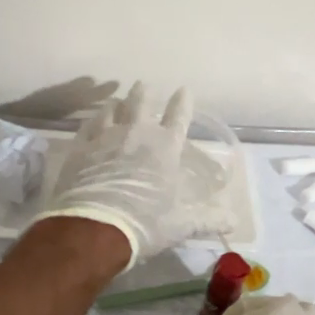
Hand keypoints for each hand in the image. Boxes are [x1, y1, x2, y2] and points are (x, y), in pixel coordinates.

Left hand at [33, 82, 226, 268]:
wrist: (95, 229)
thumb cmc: (145, 223)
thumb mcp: (183, 225)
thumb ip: (209, 218)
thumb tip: (234, 221)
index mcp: (165, 147)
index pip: (179, 117)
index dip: (183, 102)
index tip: (184, 90)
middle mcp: (136, 134)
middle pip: (141, 104)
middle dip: (144, 93)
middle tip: (143, 85)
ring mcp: (105, 138)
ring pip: (112, 111)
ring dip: (116, 105)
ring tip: (117, 101)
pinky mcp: (80, 149)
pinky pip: (87, 126)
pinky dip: (92, 121)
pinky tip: (92, 121)